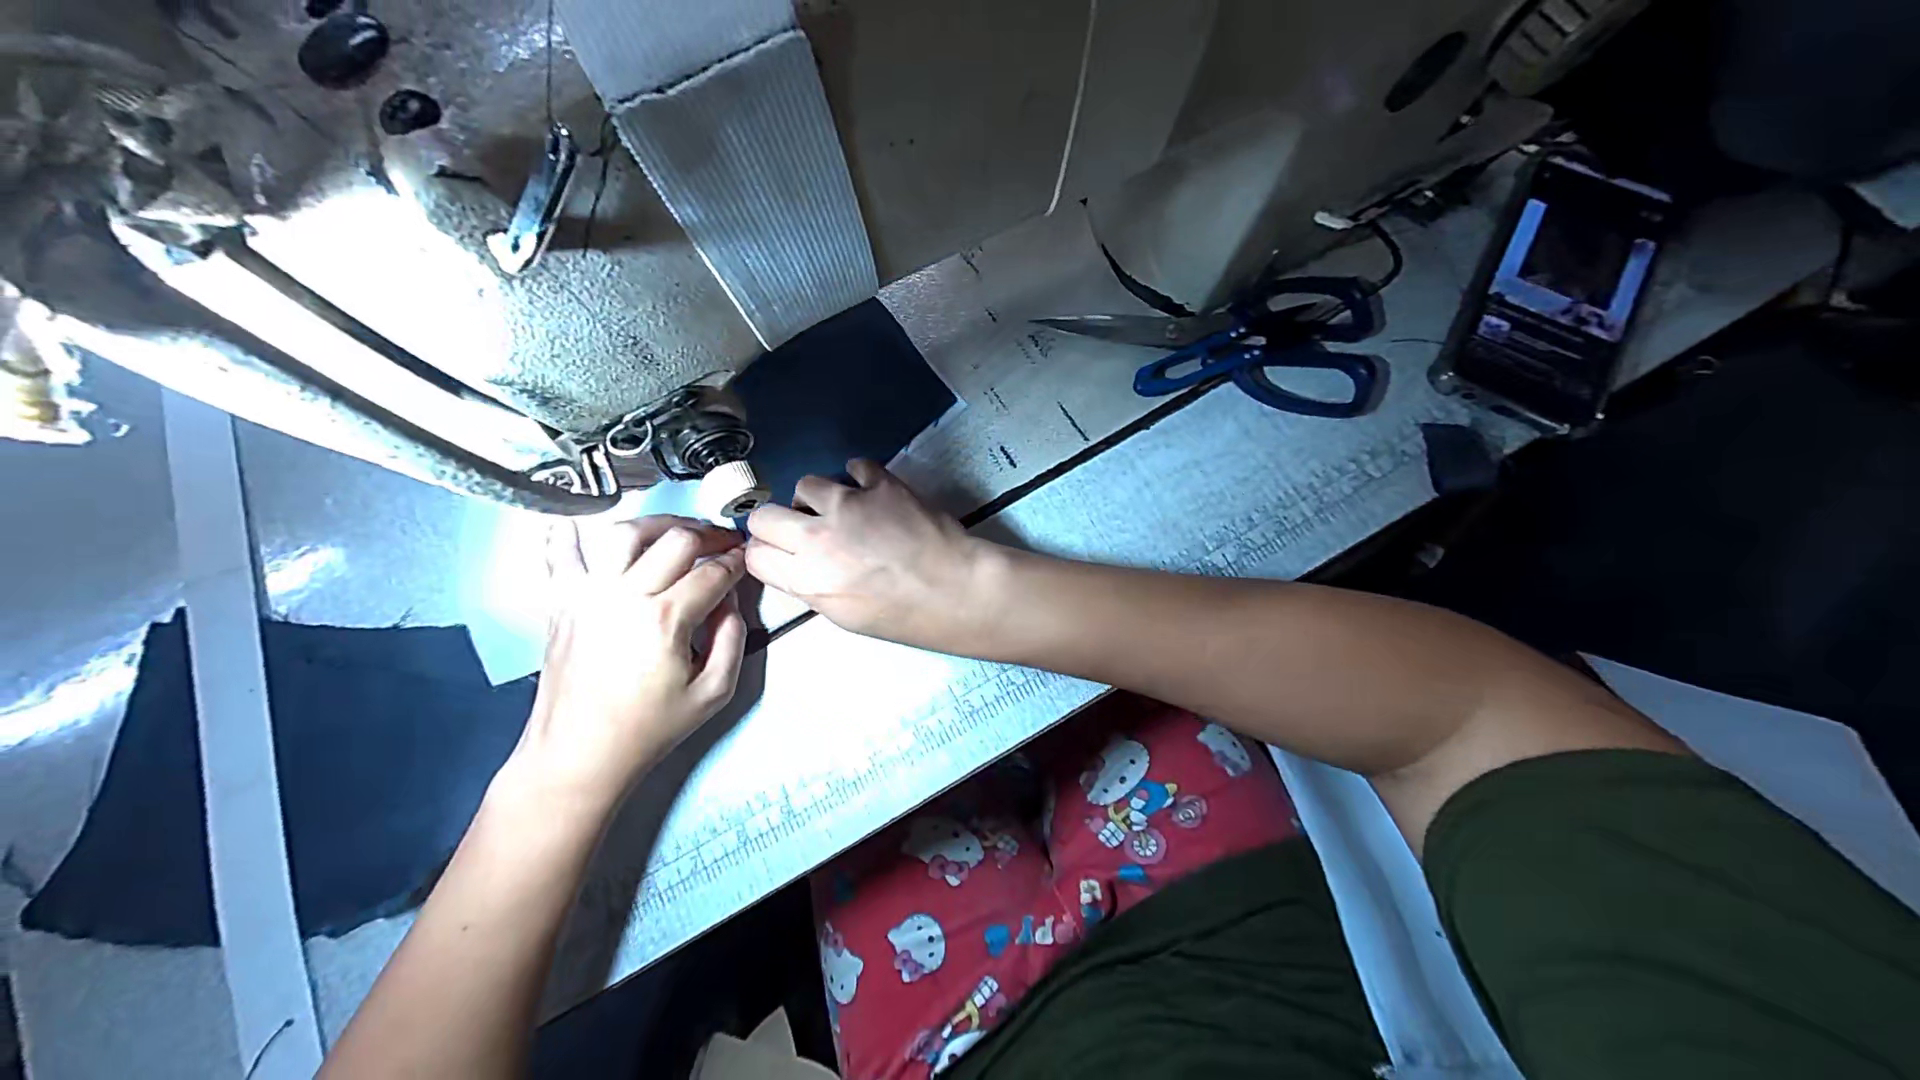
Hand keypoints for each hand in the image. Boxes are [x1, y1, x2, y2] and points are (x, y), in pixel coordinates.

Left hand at [505, 515, 747, 811]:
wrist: (579, 755)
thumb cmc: (646, 729)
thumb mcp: (714, 691)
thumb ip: (733, 637)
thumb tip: (729, 600)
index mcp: (666, 620)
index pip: (713, 572)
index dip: (737, 561)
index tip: (745, 559)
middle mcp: (625, 597)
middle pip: (676, 540)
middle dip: (709, 534)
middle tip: (723, 541)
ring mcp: (589, 596)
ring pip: (627, 533)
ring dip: (659, 524)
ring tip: (677, 531)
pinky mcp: (563, 604)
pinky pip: (561, 556)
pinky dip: (567, 534)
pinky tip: (576, 522)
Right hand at [743, 460, 997, 650]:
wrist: (955, 589)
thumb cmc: (904, 614)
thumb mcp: (844, 616)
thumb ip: (810, 586)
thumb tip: (794, 566)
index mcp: (807, 579)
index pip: (756, 555)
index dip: (768, 553)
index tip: (781, 552)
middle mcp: (818, 538)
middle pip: (764, 516)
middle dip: (778, 522)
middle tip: (805, 529)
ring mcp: (848, 505)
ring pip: (806, 484)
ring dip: (819, 498)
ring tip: (844, 511)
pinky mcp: (880, 484)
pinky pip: (854, 467)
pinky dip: (860, 479)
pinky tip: (874, 494)